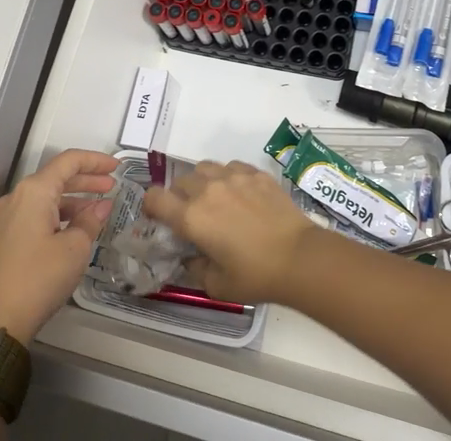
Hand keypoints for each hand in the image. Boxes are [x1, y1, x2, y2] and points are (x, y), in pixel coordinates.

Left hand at [0, 149, 118, 343]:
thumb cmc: (38, 278)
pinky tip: (75, 228)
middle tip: (112, 186)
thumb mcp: (74, 249)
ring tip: (99, 210)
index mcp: (34, 191)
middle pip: (56, 177)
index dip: (95, 161)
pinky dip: (59, 214)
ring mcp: (8, 218)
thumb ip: (90, 221)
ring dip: (74, 199)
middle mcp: (17, 198)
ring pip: (46, 197)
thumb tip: (101, 207)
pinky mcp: (5, 238)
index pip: (68, 161)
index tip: (117, 168)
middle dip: (86, 179)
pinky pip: (37, 214)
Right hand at [141, 160, 321, 304]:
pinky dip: (229, 176)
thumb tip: (191, 258)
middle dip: (180, 196)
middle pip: (181, 181)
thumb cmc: (255, 275)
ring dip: (203, 182)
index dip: (151, 205)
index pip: (155, 198)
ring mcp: (234, 177)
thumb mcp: (217, 285)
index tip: (158, 217)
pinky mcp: (256, 173)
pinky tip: (240, 193)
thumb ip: (196, 269)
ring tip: (216, 199)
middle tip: (192, 215)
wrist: (299, 256)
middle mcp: (208, 190)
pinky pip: (232, 166)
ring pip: (206, 168)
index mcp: (192, 217)